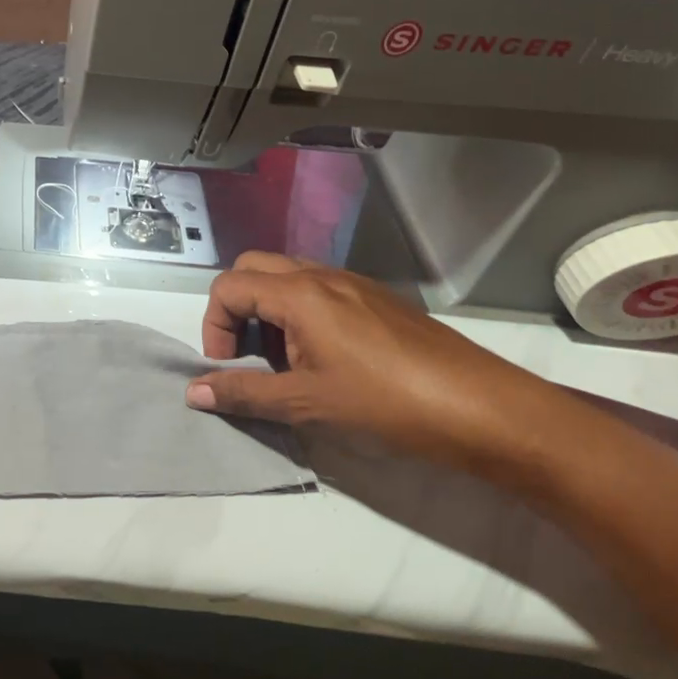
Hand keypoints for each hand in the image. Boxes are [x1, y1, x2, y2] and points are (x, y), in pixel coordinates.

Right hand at [184, 252, 560, 473]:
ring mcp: (355, 284)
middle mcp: (323, 276)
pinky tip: (327, 360)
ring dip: (270, 311)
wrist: (483, 409)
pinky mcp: (380, 299)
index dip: (215, 326)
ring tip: (287, 362)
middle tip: (249, 356)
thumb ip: (245, 394)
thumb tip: (194, 392)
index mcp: (299, 294)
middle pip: (253, 269)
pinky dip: (302, 313)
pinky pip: (321, 289)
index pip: (228, 287)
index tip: (229, 368)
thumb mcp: (306, 404)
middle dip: (237, 309)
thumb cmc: (385, 404)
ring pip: (288, 276)